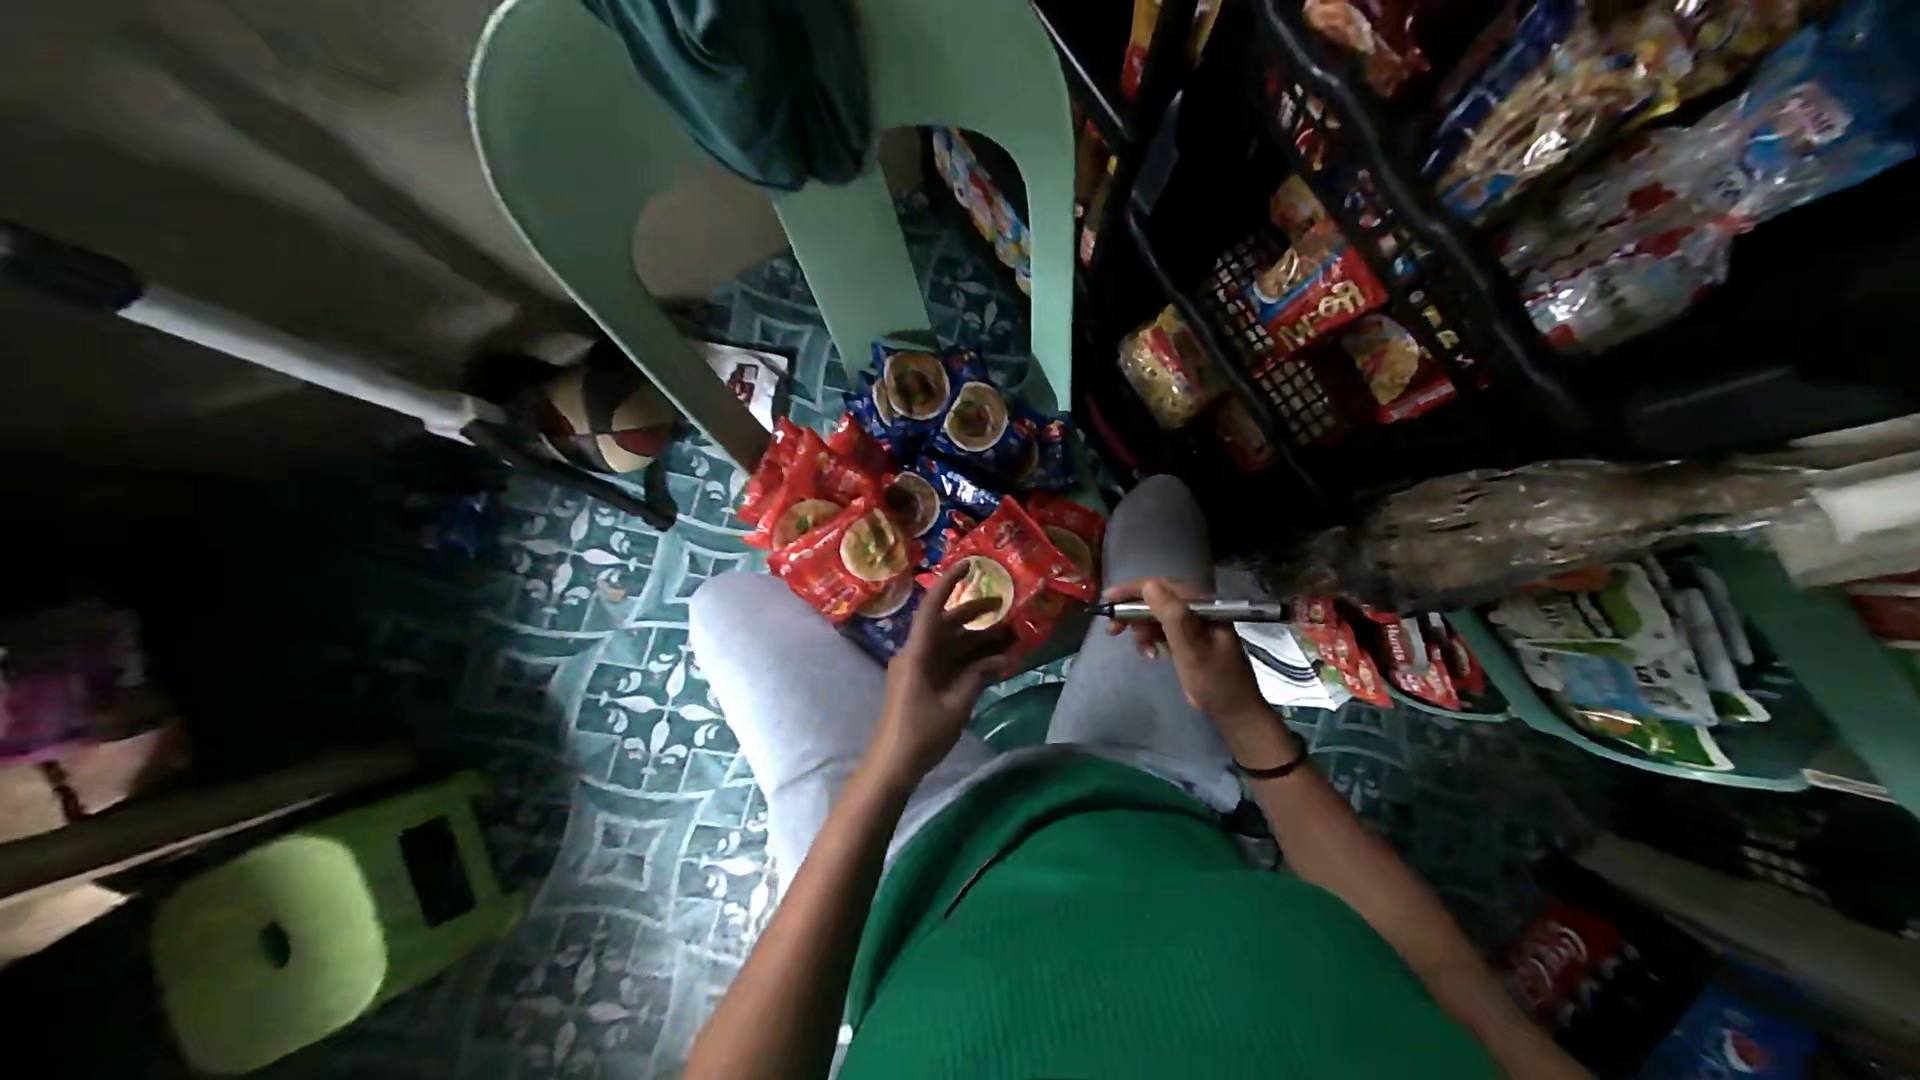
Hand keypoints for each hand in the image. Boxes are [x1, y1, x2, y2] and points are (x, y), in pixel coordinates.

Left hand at [867, 562, 1016, 783]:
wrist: (893, 765)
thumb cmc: (921, 732)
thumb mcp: (956, 705)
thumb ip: (978, 677)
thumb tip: (1001, 658)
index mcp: (917, 653)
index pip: (933, 609)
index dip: (948, 584)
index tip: (967, 565)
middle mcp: (916, 655)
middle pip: (947, 626)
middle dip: (975, 616)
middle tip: (1004, 608)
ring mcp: (919, 670)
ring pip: (951, 646)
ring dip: (978, 642)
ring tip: (1010, 638)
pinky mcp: (924, 684)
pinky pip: (949, 664)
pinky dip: (971, 661)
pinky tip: (996, 663)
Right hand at [1102, 577, 1285, 753]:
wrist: (1234, 710)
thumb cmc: (1216, 681)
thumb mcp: (1192, 649)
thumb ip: (1173, 616)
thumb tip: (1149, 585)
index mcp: (1203, 604)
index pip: (1162, 586)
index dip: (1132, 590)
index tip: (1108, 599)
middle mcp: (1197, 608)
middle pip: (1156, 598)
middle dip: (1132, 611)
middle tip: (1113, 628)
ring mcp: (1192, 622)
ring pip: (1155, 614)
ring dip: (1141, 628)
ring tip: (1142, 649)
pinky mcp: (1187, 636)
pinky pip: (1160, 629)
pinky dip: (1150, 638)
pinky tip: (1151, 653)